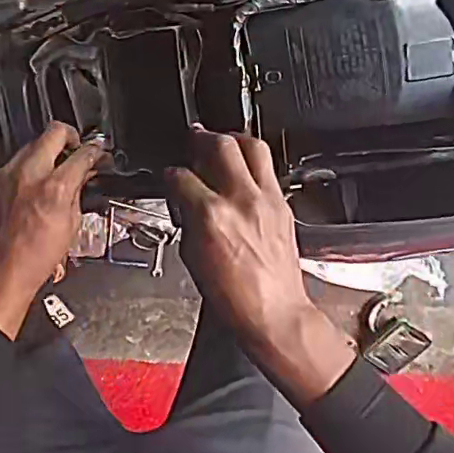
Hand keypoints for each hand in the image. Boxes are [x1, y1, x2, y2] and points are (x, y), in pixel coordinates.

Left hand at [0, 122, 103, 338]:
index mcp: (54, 187)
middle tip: (76, 149)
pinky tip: (30, 186)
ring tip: (52, 172)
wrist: (0, 273)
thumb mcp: (70, 225)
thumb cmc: (33, 259)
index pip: (82, 153)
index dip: (94, 151)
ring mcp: (5, 174)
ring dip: (46, 154)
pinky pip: (12, 164)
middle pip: (54, 132)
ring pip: (31, 145)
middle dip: (70, 138)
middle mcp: (27, 174)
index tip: (96, 152)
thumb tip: (82, 175)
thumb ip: (78, 191)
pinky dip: (24, 170)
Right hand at [165, 128, 355, 403]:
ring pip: (253, 146)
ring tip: (223, 143)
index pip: (182, 176)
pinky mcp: (283, 205)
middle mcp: (242, 201)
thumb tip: (184, 199)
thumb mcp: (193, 257)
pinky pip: (268, 169)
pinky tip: (243, 172)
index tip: (170, 175)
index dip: (170, 173)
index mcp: (212, 215)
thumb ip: (187, 219)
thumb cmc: (235, 297)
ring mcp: (267, 200)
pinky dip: (252, 164)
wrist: (275, 314)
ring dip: (233, 140)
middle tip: (195, 139)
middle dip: (202, 139)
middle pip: (221, 145)